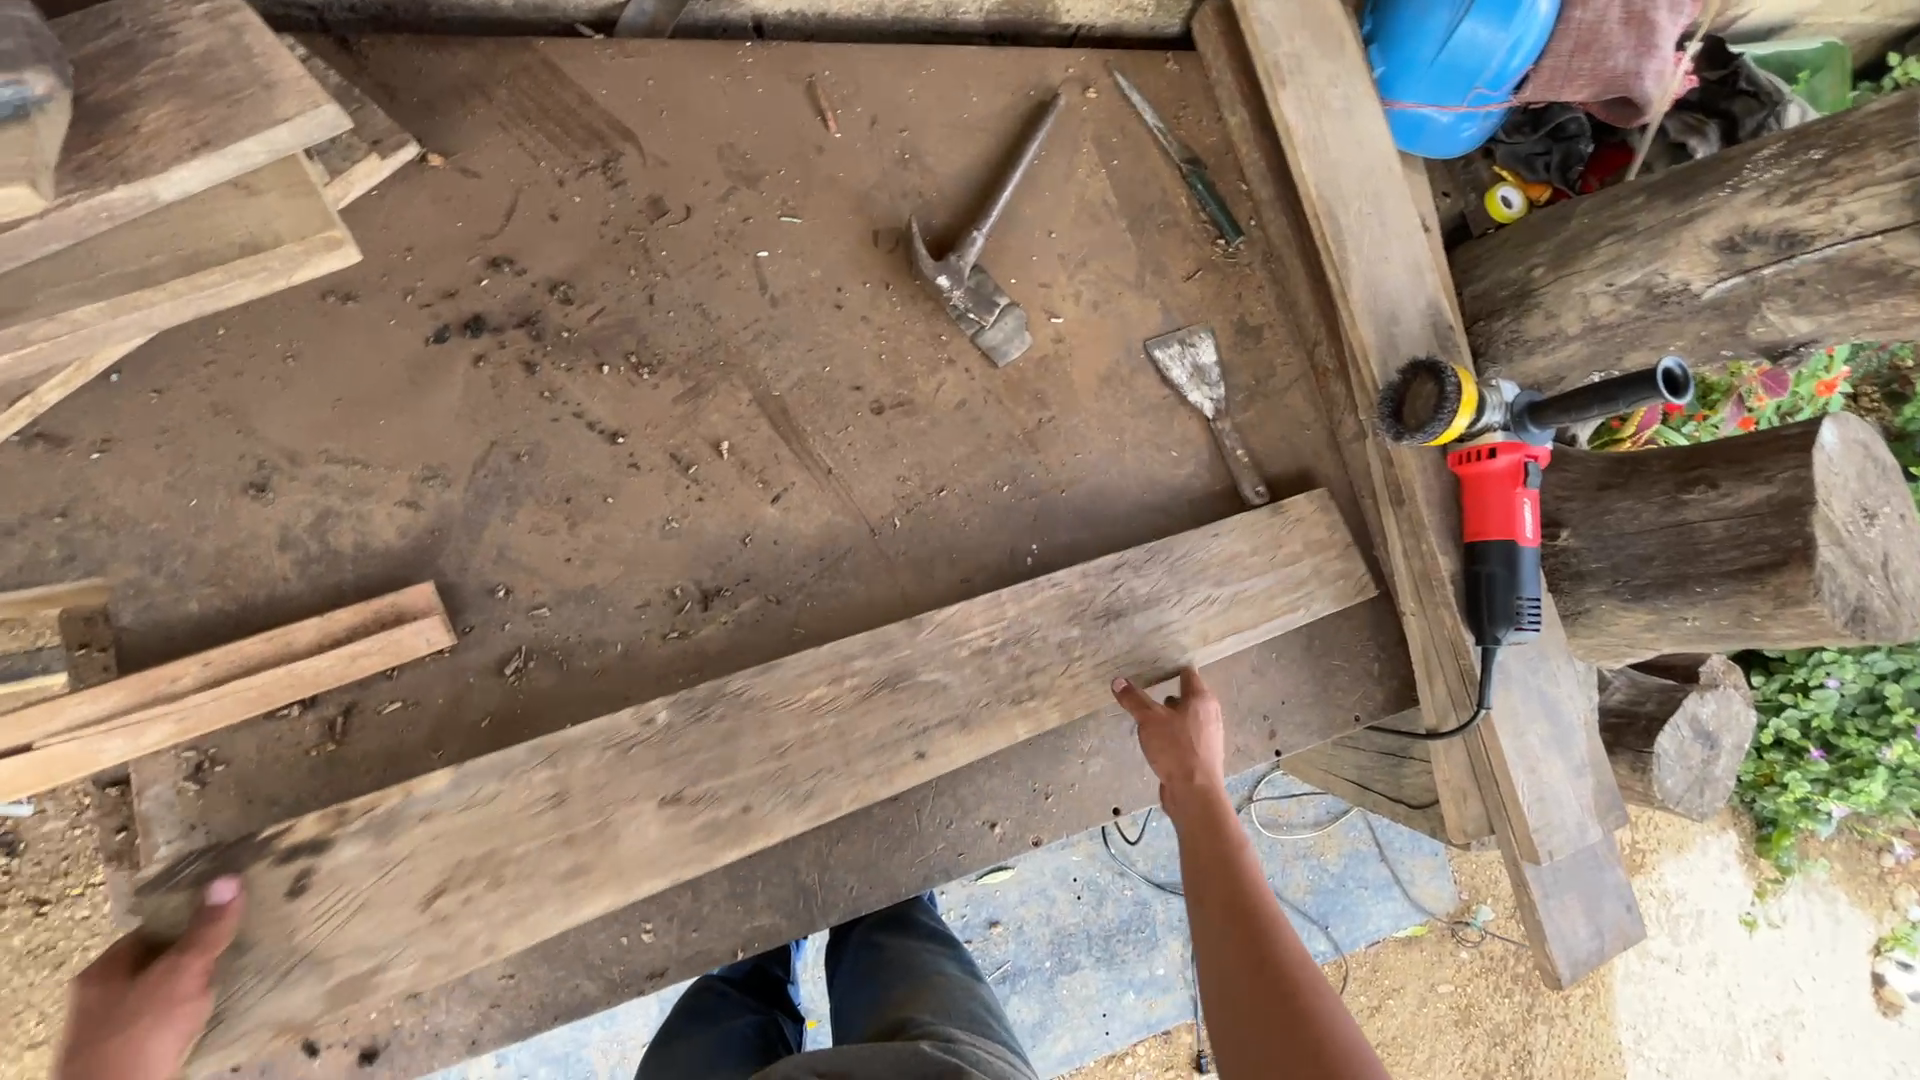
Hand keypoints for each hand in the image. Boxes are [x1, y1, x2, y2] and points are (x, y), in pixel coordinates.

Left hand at [57, 876, 243, 1079]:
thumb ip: (207, 928)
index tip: (230, 909)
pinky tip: (218, 1000)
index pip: (154, 928)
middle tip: (241, 935)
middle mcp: (102, 991)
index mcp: (104, 968)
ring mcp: (114, 1021)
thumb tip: (228, 877)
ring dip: (199, 976)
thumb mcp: (182, 972)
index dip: (192, 916)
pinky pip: (170, 1010)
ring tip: (238, 964)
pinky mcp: (132, 1043)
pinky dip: (194, 1002)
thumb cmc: (144, 1026)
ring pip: (167, 984)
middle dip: (200, 946)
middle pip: (161, 956)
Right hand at [1112, 666, 1227, 820]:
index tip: (1154, 668)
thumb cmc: (1175, 748)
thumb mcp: (1148, 720)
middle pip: (1188, 696)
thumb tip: (1118, 681)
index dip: (1171, 669)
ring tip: (1148, 717)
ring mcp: (1208, 736)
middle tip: (1147, 691)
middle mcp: (1210, 714)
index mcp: (1201, 699)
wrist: (1194, 792)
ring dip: (1170, 716)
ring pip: (1187, 718)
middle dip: (1168, 694)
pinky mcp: (1203, 755)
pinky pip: (1186, 736)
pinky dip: (1173, 734)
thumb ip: (1134, 699)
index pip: (1188, 674)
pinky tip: (1158, 741)